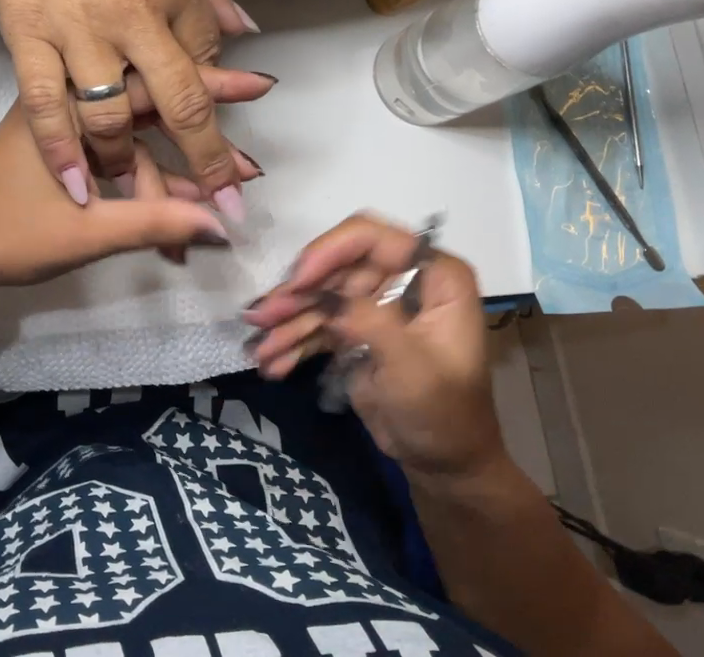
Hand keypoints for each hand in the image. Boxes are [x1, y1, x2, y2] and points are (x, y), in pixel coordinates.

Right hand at [0, 0, 252, 219]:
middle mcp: (136, 10)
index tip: (217, 123)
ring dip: (129, 160)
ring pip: (114, 114)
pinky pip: (46, 105)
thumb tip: (243, 26)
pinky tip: (75, 187)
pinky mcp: (27, 35)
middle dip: (209, 159)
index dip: (214, 93)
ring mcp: (79, 28)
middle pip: (181, 100)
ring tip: (140, 188)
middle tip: (229, 203)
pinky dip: (60, 150)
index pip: (205, 53)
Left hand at [0, 67, 274, 312]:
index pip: (148, 88)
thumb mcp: (83, 232)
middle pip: (150, 116)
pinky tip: (179, 215)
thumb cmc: (6, 235)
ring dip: (174, 180)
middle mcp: (69, 109)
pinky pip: (117, 163)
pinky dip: (146, 189)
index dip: (205, 90)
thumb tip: (221, 224)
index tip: (257, 85)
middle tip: (249, 161)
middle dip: (200, 142)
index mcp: (65, 107)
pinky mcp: (66, 159)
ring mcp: (68, 135)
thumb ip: (153, 222)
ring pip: (136, 147)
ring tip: (220, 206)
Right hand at [243, 214, 506, 480]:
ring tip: (259, 350)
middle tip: (260, 319)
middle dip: (297, 295)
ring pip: (319, 296)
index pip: (373, 239)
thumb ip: (371, 322)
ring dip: (287, 321)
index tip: (297, 283)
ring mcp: (377, 304)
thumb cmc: (444, 414)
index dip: (330, 252)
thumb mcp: (412, 368)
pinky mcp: (356, 330)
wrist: (444, 464)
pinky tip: (271, 363)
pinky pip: (316, 324)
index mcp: (435, 276)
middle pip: (335, 267)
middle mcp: (404, 280)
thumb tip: (325, 298)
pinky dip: (293, 341)